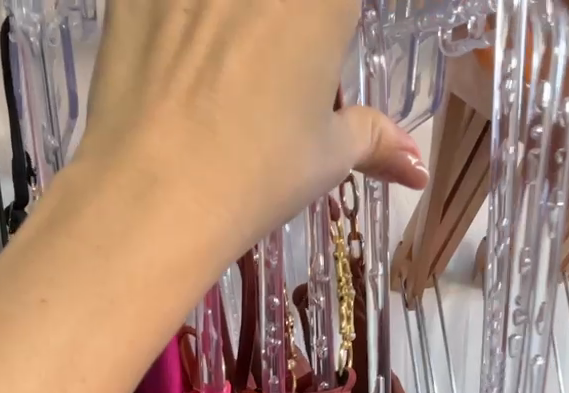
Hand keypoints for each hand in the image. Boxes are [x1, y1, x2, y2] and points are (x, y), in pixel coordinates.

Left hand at [73, 0, 428, 261]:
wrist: (153, 198)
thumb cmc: (256, 176)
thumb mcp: (325, 159)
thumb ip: (372, 140)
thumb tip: (415, 168)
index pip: (337, 6)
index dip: (323, 31)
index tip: (308, 65)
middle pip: (276, 2)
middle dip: (273, 24)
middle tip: (259, 75)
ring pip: (218, 3)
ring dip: (221, 23)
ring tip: (211, 75)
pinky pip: (157, 0)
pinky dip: (168, 19)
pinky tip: (164, 63)